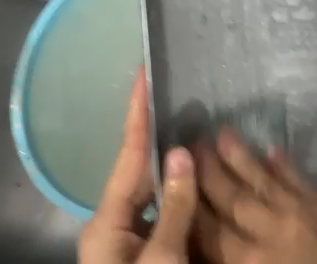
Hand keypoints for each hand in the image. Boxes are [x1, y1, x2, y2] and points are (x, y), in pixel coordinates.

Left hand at [80, 71, 200, 263]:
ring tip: (210, 140)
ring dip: (183, 173)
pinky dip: (186, 201)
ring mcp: (127, 243)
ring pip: (159, 195)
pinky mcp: (144, 257)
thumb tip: (182, 152)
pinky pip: (166, 218)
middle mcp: (113, 225)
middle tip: (196, 105)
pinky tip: (209, 187)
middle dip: (170, 140)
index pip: (128, 153)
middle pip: (145, 172)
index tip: (142, 71)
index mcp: (107, 221)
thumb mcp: (161, 260)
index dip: (138, 110)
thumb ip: (175, 208)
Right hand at [193, 129, 316, 263]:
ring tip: (223, 132)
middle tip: (193, 142)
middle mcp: (271, 233)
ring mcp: (301, 215)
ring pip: (265, 181)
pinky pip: (300, 181)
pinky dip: (285, 165)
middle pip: (235, 199)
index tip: (175, 175)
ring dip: (243, 157)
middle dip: (211, 173)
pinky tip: (273, 148)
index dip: (191, 204)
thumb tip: (211, 246)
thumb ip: (235, 263)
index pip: (212, 231)